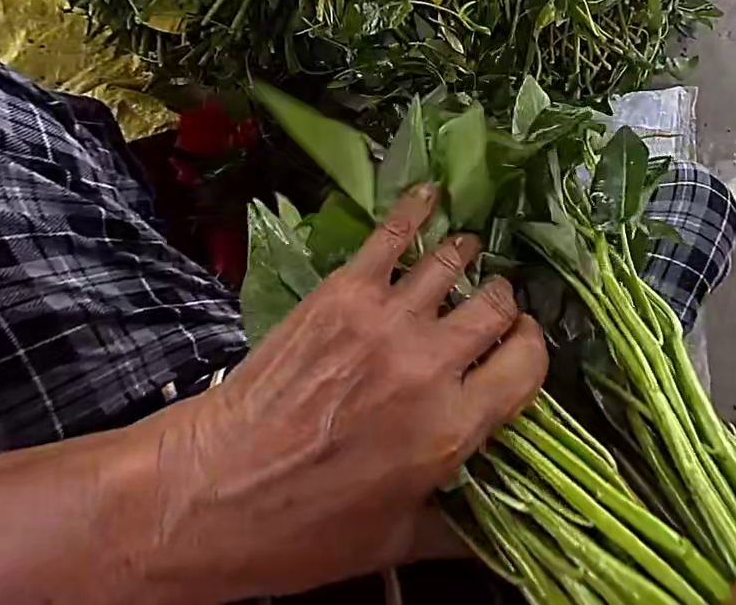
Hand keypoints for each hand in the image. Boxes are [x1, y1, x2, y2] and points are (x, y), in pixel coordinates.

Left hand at [139, 184, 547, 598]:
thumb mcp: (391, 540)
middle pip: (497, 305)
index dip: (530, 349)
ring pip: (453, 263)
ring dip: (467, 255)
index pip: (528, 363)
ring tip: (467, 252)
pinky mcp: (346, 292)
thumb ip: (459, 525)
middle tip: (488, 308)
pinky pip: (393, 235)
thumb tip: (504, 517)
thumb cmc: (300, 528)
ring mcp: (387, 320)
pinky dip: (416, 208)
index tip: (518, 346)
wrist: (204, 495)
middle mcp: (430, 364)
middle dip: (502, 305)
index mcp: (451, 428)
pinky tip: (431, 195)